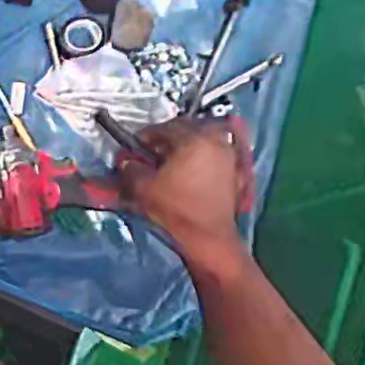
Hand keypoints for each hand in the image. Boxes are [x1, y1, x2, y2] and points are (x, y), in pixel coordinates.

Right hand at [118, 115, 253, 277]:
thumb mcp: (143, 187)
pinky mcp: (236, 172)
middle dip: (168, 138)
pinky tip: (189, 171)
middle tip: (151, 151)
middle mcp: (216, 142)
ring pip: (204, 141)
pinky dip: (201, 158)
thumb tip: (127, 161)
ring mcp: (230, 156)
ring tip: (170, 161)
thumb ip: (131, 168)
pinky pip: (215, 155)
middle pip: (188, 130)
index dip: (146, 135)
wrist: (208, 236)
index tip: (134, 146)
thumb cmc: (175, 207)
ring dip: (185, 147)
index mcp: (193, 140)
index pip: (165, 128)